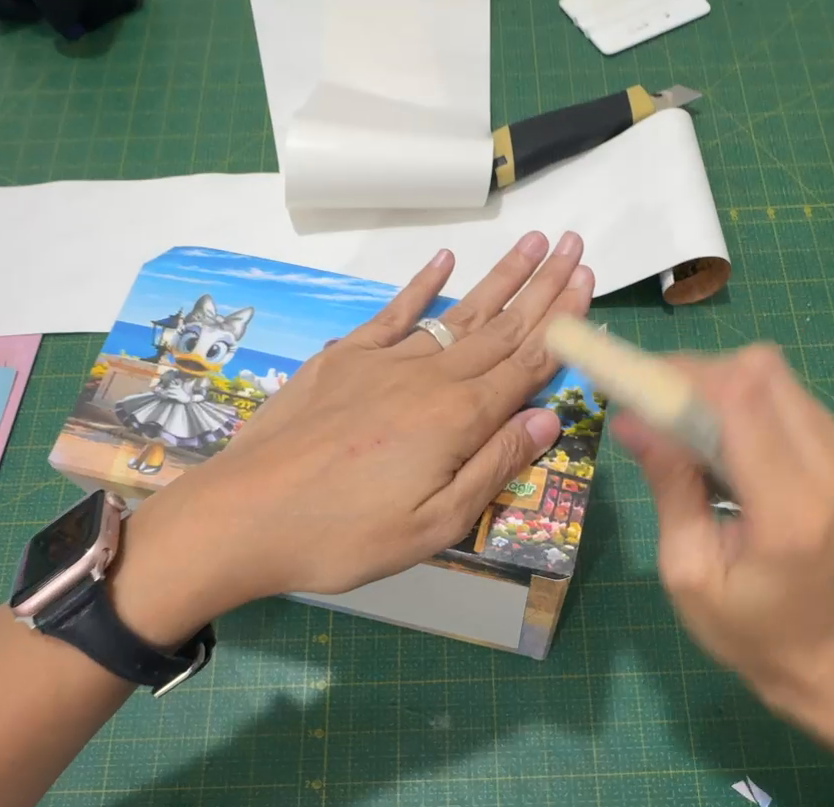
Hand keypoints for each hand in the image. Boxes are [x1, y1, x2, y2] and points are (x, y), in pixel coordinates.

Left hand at [114, 232, 593, 641]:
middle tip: (576, 244)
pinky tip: (443, 260)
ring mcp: (381, 363)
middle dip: (543, 287)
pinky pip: (392, 314)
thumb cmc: (345, 536)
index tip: (589, 283)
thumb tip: (547, 417)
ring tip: (531, 243)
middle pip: (499, 328)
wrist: (244, 516)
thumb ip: (493, 466)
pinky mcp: (341, 361)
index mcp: (457, 420)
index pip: (525, 364)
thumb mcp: (435, 525)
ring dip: (497, 279)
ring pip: (455, 314)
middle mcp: (427, 379)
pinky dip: (420, 285)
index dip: (561, 326)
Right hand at [612, 346, 833, 727]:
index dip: (683, 379)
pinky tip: (730, 449)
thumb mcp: (685, 570)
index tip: (636, 386)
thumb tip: (632, 419)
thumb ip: (669, 487)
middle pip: (764, 374)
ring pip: (781, 382)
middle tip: (656, 408)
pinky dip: (752, 411)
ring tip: (689, 433)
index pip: (742, 401)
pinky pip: (797, 405)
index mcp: (793, 512)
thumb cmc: (742, 628)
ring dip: (724, 393)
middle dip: (699, 378)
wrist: (820, 654)